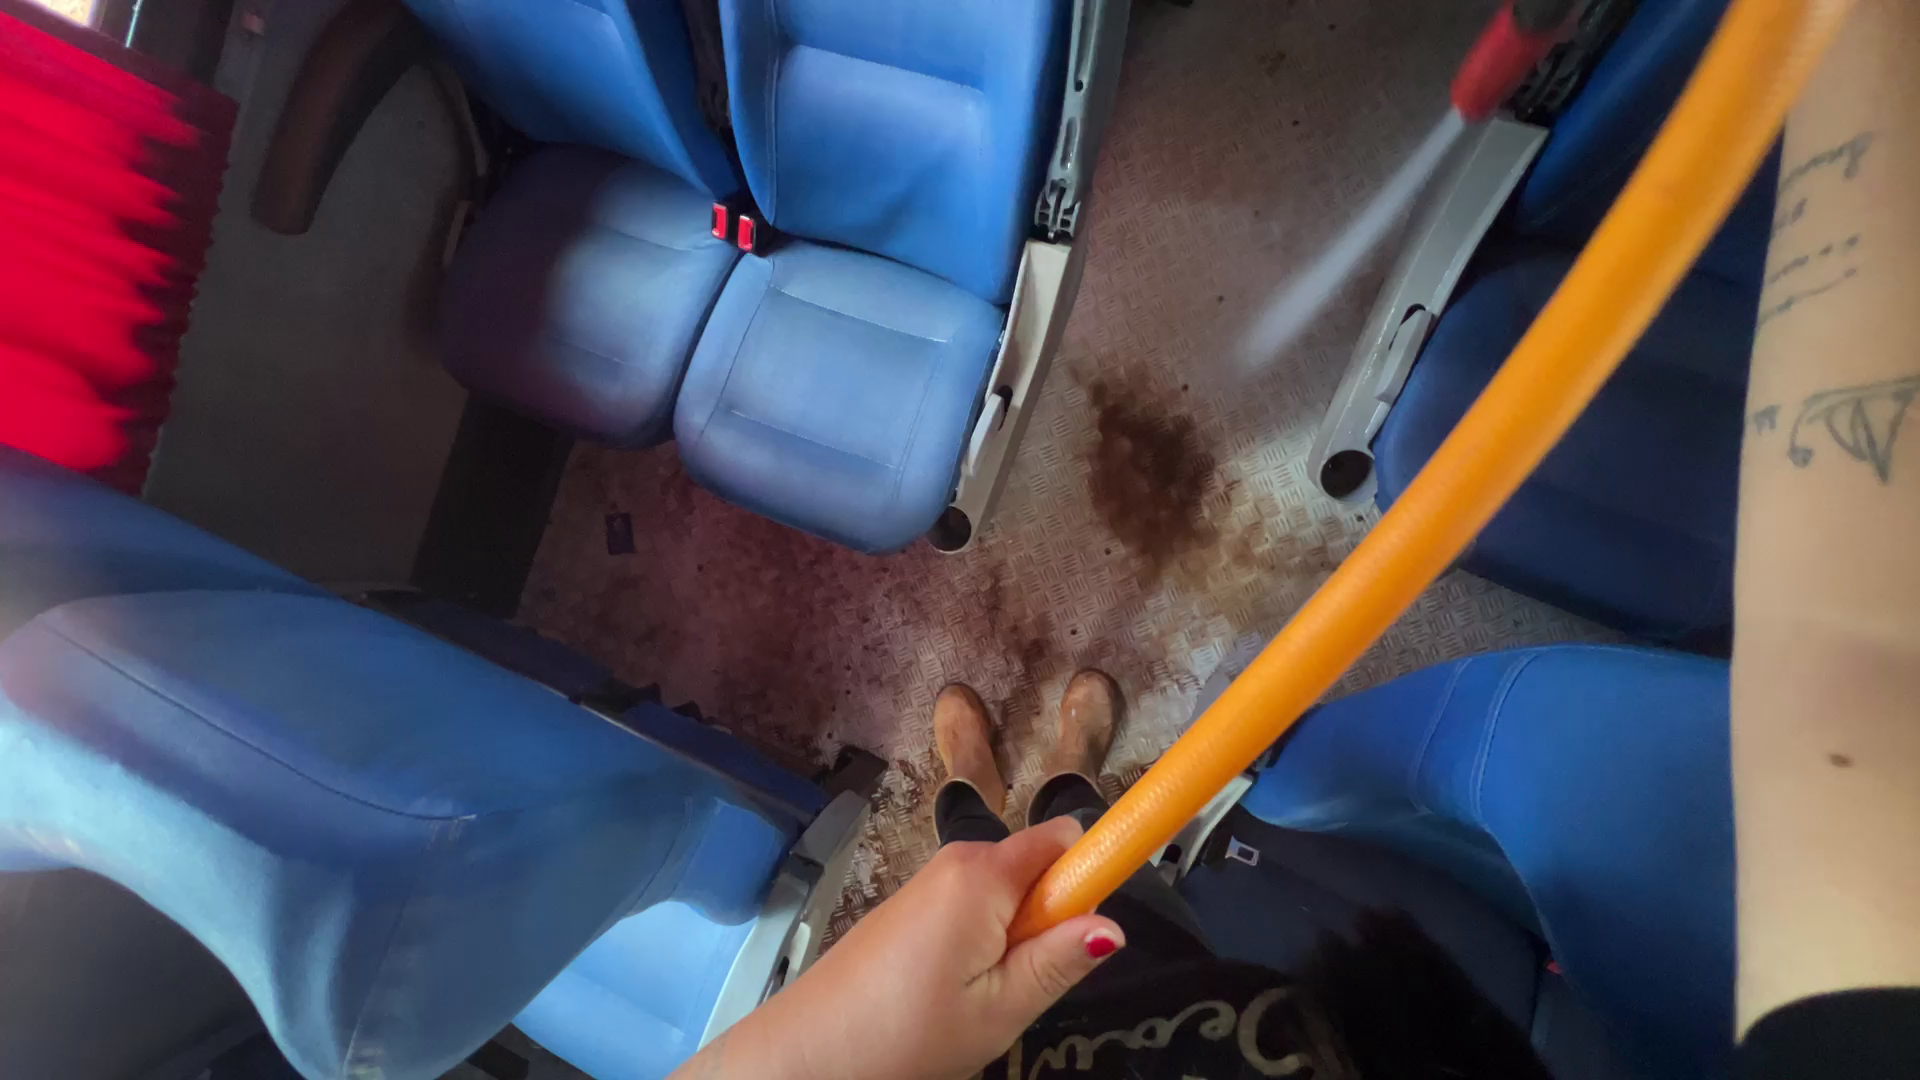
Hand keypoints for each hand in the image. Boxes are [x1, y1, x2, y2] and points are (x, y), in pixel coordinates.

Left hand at [674, 815, 1125, 1079]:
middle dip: (1047, 914)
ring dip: (1013, 932)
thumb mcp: (999, 1010)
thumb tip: (1115, 924)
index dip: (1094, 865)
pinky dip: (981, 935)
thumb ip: (1059, 960)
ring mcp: (931, 876)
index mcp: (985, 872)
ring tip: (981, 994)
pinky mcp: (913, 898)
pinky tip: (950, 988)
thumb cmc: (910, 1033)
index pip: (1064, 836)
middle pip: (1035, 864)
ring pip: (1004, 888)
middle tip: (1022, 982)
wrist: (806, 1052)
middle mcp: (959, 857)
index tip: (1101, 913)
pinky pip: (971, 900)